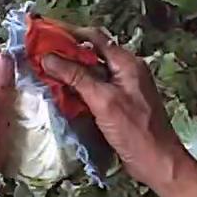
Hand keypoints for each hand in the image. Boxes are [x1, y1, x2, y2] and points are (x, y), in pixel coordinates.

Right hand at [38, 27, 194, 192]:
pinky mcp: (117, 104)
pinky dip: (77, 88)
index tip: (44, 33)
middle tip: (38, 54)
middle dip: (65, 53)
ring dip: (69, 72)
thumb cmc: (134, 130)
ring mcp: (122, 88)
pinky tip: (59, 92)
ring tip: (43, 70)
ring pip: (91, 72)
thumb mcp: (103, 100)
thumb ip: (76, 77)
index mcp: (127, 63)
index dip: (69, 33)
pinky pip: (94, 89)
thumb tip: (48, 57)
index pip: (95, 37)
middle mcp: (125, 70)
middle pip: (91, 54)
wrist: (158, 163)